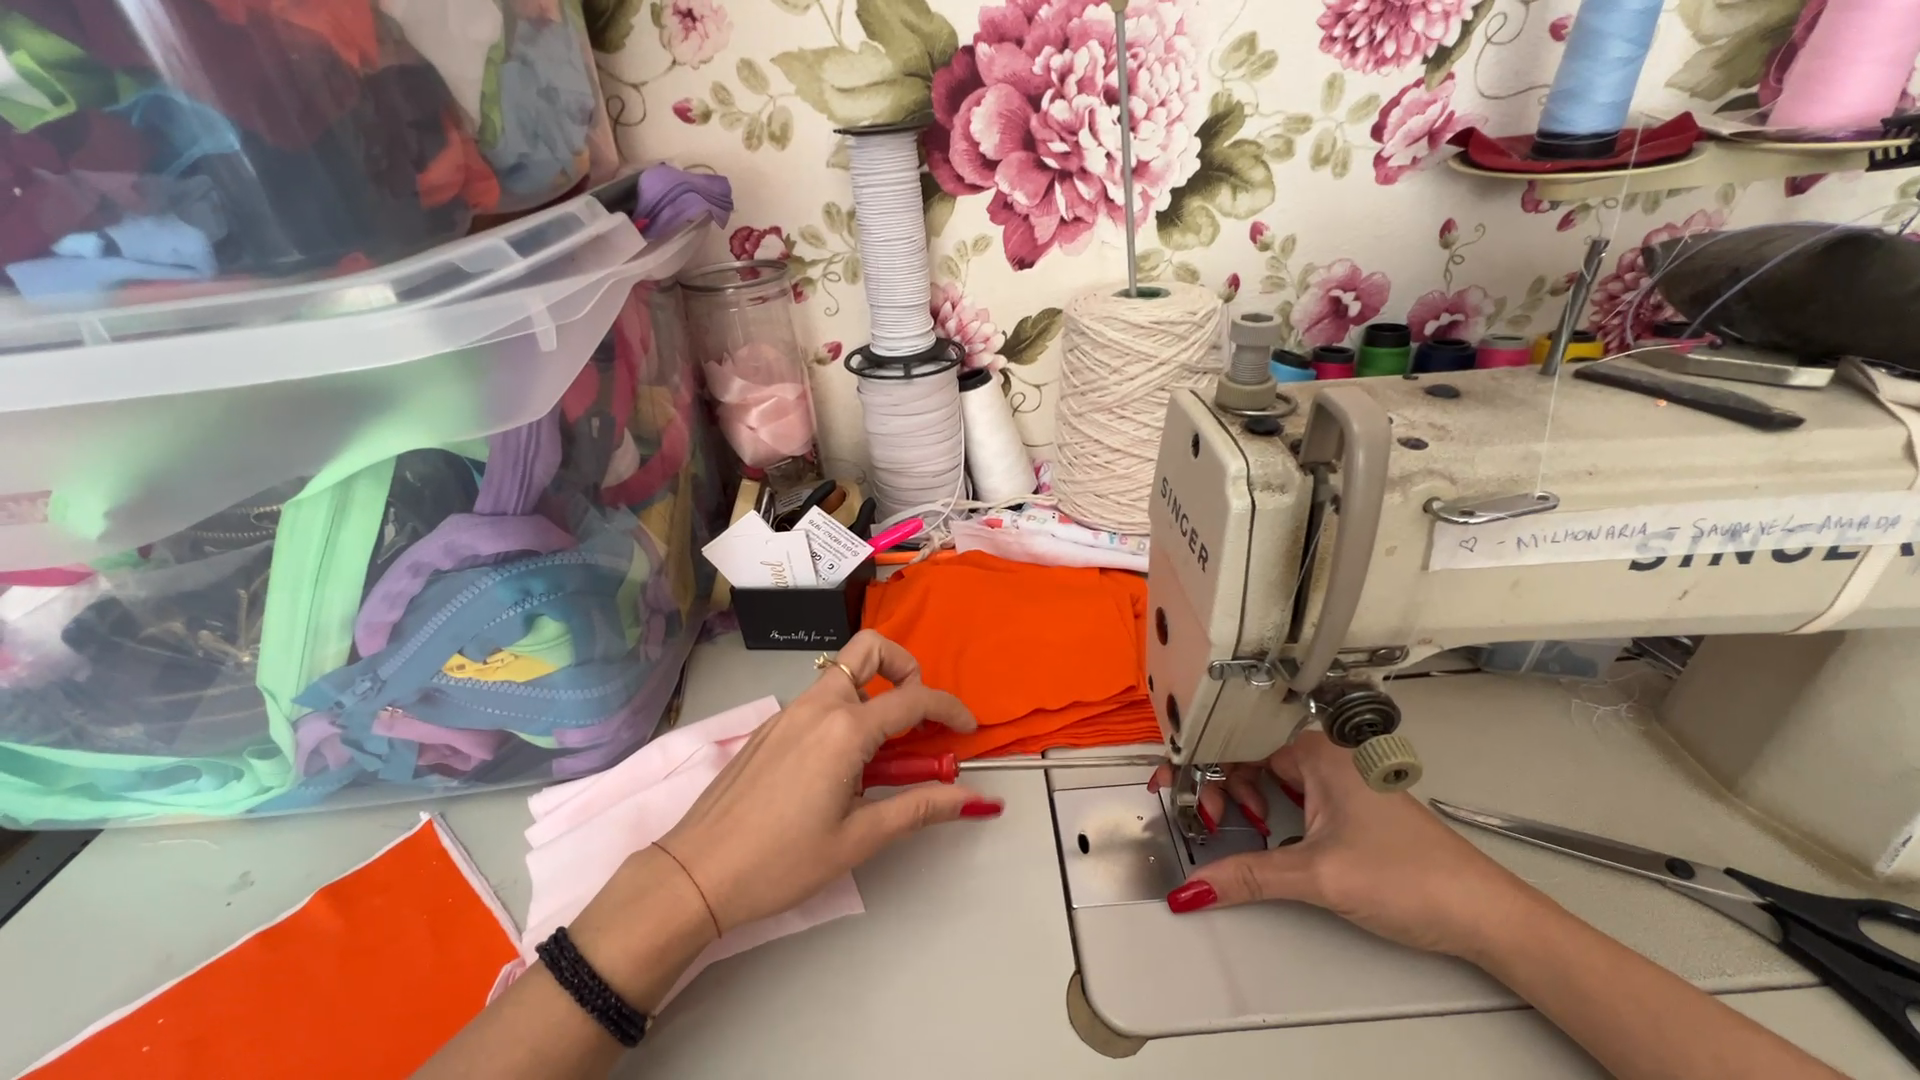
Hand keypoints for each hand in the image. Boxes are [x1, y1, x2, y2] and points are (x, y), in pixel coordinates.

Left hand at [656, 630, 1002, 933]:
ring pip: (843, 675)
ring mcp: (788, 712)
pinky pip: (820, 700)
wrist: (697, 872)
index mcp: (845, 728)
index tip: (968, 729)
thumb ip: (920, 809)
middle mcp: (818, 705)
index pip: (913, 699)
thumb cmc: (782, 861)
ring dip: (876, 693)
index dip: (950, 709)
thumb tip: (974, 800)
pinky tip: (843, 765)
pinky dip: (847, 711)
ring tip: (885, 751)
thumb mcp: (858, 839)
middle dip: (905, 667)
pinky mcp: (770, 728)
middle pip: (871, 650)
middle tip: (918, 715)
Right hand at [1156, 732, 1541, 958]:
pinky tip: (1267, 832)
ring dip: (1245, 800)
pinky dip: (1269, 810)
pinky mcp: (1349, 805)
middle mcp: (1328, 756)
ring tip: (1242, 829)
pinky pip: (1291, 794)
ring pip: (1269, 776)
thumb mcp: (1318, 875)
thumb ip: (1247, 877)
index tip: (1169, 784)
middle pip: (1249, 757)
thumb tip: (1192, 888)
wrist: (1485, 915)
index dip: (1197, 763)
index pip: (1238, 744)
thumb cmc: (1413, 878)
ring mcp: (1340, 780)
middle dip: (1221, 787)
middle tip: (1210, 822)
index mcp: (1319, 751)